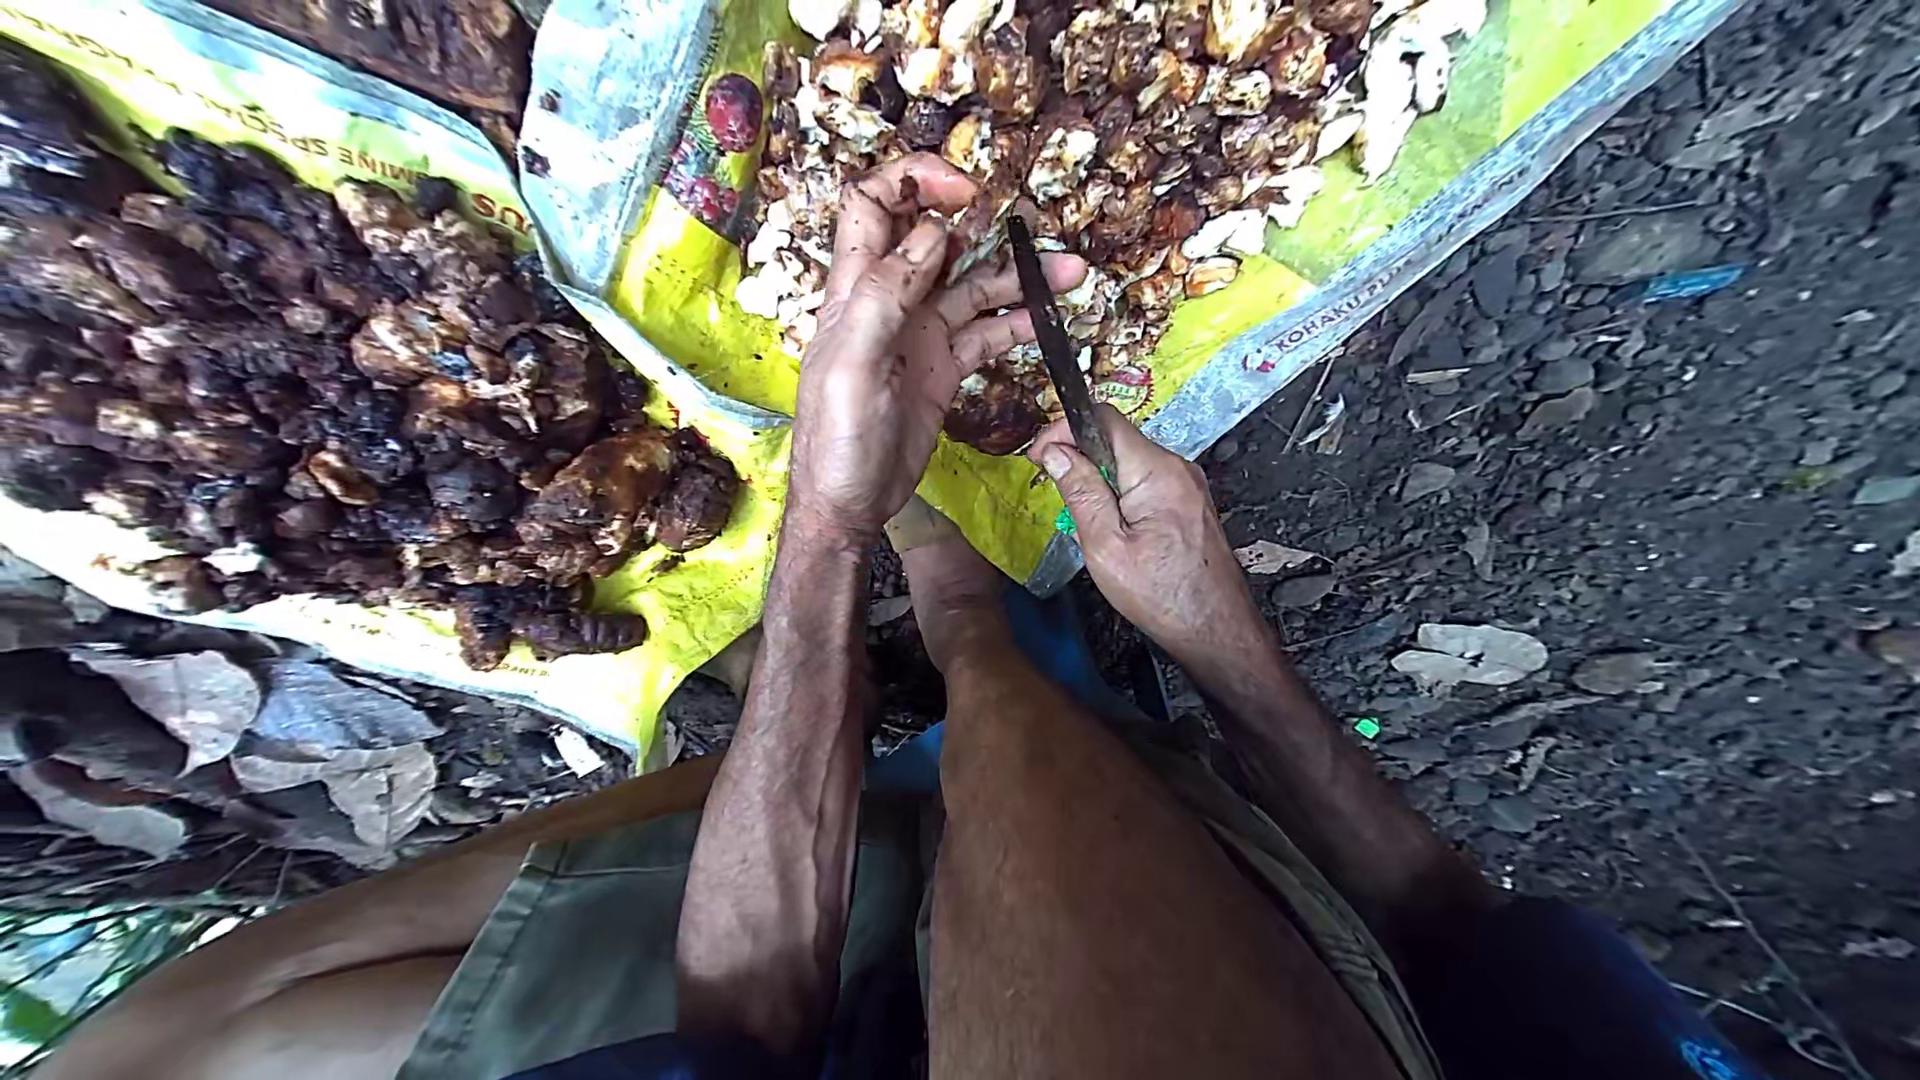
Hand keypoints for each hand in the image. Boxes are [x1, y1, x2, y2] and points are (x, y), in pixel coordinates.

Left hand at [788, 154, 1083, 540]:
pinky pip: (983, 335)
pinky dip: (1013, 325)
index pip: (874, 207)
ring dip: (1017, 280)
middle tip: (1030, 234)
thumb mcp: (851, 366)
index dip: (914, 182)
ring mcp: (921, 338)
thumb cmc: (837, 441)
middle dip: (983, 228)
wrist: (851, 503)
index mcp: (856, 293)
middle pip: (938, 244)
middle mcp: (891, 306)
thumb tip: (932, 235)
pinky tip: (1044, 322)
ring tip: (1067, 274)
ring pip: (972, 290)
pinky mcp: (943, 370)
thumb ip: (885, 297)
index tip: (964, 191)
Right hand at [1028, 405, 1269, 663]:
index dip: (1063, 429)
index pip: (1103, 419)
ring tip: (1078, 510)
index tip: (1039, 454)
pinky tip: (1108, 521)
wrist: (1215, 628)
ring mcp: (1186, 483)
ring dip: (1096, 475)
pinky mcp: (1188, 500)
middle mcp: (1177, 467)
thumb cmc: (1161, 595)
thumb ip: (1080, 493)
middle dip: (1077, 454)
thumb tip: (1055, 452)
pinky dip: (1117, 490)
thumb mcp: (1106, 546)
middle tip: (1051, 482)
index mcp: (1156, 472)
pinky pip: (1144, 479)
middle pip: (1115, 438)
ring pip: (1128, 460)